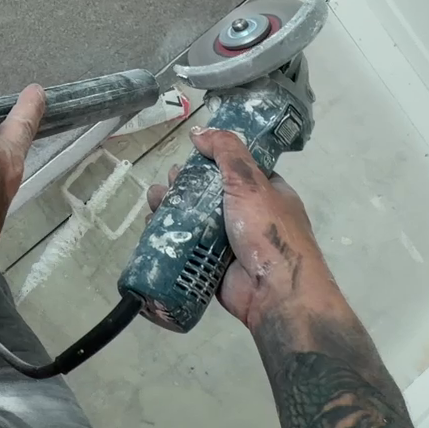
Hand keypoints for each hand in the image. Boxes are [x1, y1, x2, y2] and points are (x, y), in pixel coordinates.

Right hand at [145, 126, 345, 331]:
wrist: (277, 295)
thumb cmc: (268, 232)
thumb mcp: (250, 181)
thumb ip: (226, 150)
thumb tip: (198, 131)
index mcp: (266, 194)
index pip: (234, 169)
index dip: (210, 160)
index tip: (190, 156)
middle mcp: (248, 215)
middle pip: (206, 191)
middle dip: (182, 183)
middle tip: (170, 181)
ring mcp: (229, 240)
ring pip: (192, 216)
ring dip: (169, 205)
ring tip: (155, 201)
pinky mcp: (212, 262)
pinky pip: (185, 242)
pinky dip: (166, 232)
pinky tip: (151, 224)